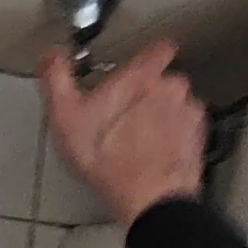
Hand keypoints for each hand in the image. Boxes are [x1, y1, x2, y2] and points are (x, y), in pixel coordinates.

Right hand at [41, 41, 205, 229]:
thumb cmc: (108, 159)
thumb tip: (50, 56)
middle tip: (120, 114)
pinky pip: (182, 133)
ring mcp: (188, 117)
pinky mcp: (197, 143)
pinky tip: (147, 156)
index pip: (157, 48)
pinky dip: (169, 141)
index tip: (136, 64)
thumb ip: (57, 79)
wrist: (147, 199)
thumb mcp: (65, 117)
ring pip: (174, 108)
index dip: (146, 55)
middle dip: (145, 93)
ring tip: (132, 140)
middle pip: (163, 81)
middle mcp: (172, 91)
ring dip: (158, 118)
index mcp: (142, 77)